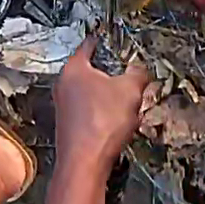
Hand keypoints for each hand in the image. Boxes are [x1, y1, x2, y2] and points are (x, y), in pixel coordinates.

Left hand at [53, 36, 150, 175]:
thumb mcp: (130, 90)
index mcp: (74, 68)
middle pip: (91, 69)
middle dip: (111, 72)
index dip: (106, 41)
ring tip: (128, 100)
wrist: (84, 164)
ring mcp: (63, 106)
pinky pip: (88, 109)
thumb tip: (141, 70)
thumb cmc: (103, 120)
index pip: (90, 44)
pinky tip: (117, 121)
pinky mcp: (67, 125)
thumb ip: (138, 74)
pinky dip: (102, 111)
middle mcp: (63, 84)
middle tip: (129, 74)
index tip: (117, 40)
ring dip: (108, 94)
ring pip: (90, 91)